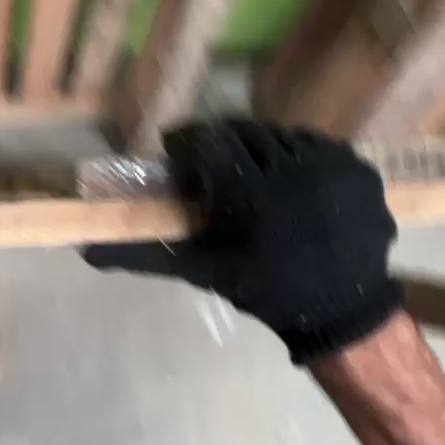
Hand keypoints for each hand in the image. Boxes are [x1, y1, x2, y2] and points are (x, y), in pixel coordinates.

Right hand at [83, 118, 400, 362]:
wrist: (339, 311)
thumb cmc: (260, 288)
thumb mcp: (198, 269)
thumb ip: (143, 255)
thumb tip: (84, 252)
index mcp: (249, 195)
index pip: (207, 143)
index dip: (187, 145)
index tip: (178, 155)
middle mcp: (292, 171)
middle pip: (242, 133)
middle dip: (220, 143)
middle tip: (210, 163)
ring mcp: (332, 167)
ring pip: (278, 135)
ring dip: (257, 148)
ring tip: (249, 172)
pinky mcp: (360, 168)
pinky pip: (315, 144)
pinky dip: (295, 155)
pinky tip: (289, 180)